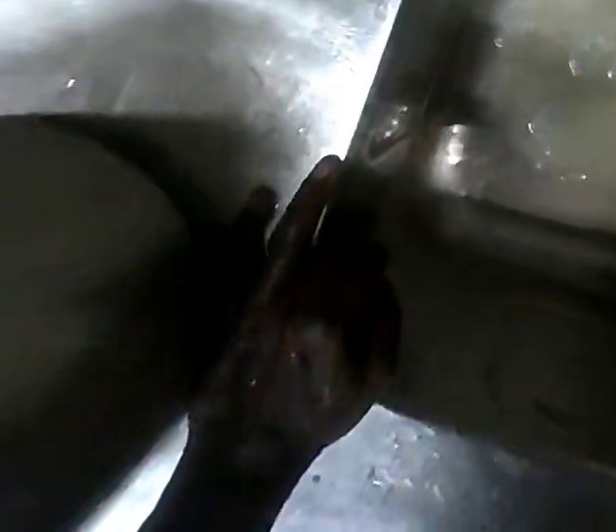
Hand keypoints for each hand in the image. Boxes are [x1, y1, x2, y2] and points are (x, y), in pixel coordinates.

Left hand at [190, 156, 399, 466]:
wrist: (247, 448)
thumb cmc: (315, 414)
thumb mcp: (370, 381)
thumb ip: (385, 325)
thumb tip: (383, 280)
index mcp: (327, 324)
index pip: (357, 271)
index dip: (371, 257)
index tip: (380, 253)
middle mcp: (290, 303)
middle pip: (328, 248)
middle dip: (351, 224)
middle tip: (365, 206)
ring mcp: (256, 299)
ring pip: (288, 240)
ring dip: (310, 200)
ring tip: (329, 166)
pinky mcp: (230, 302)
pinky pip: (236, 257)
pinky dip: (246, 225)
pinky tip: (262, 194)